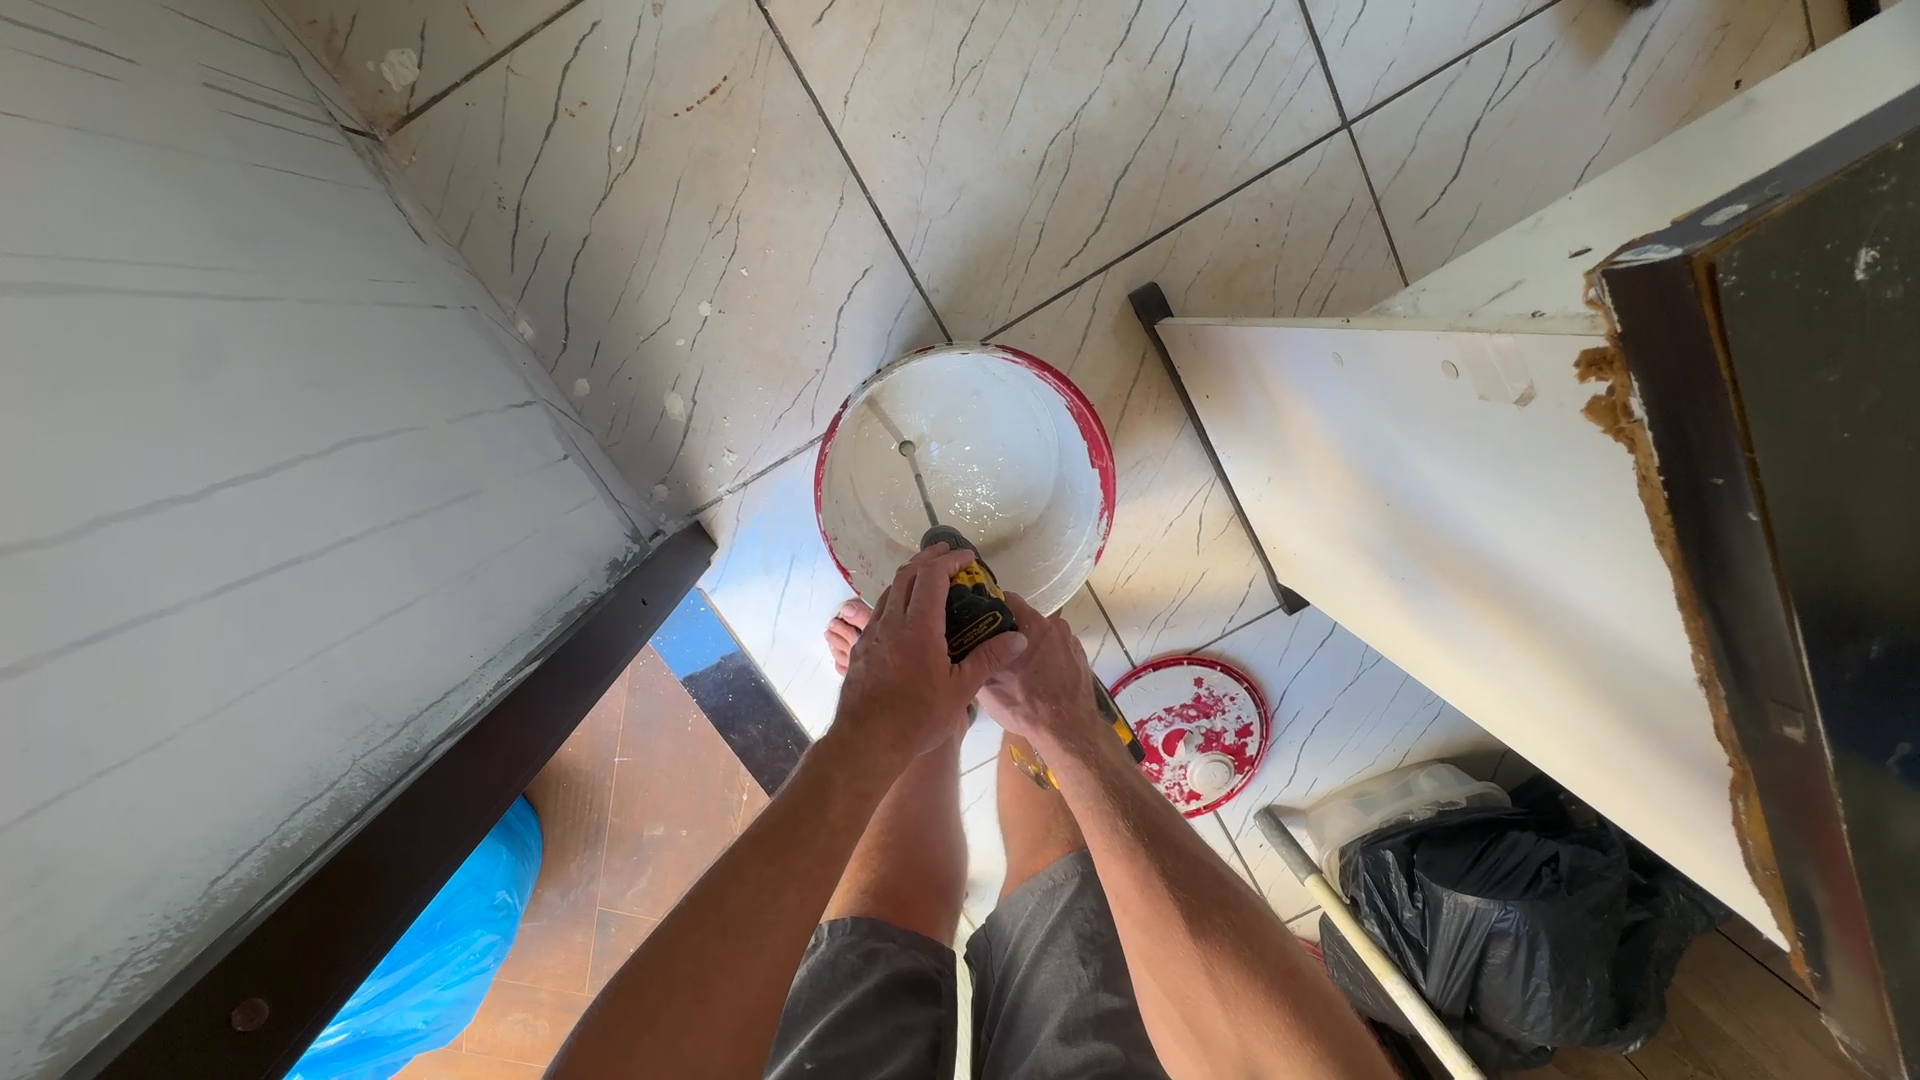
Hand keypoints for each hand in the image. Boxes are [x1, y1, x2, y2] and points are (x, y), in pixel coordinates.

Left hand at [831, 544, 1027, 767]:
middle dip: (927, 558)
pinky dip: (896, 600)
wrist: (866, 743)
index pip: (932, 577)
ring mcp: (871, 635)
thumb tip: (1018, 638)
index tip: (968, 557)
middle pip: (906, 575)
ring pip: (889, 592)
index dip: (950, 560)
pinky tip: (904, 615)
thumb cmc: (918, 718)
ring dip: (909, 577)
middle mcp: (891, 623)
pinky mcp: (860, 649)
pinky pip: (878, 612)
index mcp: (918, 628)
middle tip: (947, 553)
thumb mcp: (961, 691)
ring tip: (927, 578)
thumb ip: (988, 659)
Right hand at [977, 592, 1112, 759]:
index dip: (992, 606)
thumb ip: (980, 659)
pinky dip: (1048, 657)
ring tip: (1022, 669)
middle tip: (997, 650)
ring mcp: (1070, 640)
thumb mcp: (988, 687)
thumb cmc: (1025, 706)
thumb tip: (968, 648)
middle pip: (1025, 619)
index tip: (982, 619)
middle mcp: (1053, 626)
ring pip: (1042, 635)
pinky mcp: (1081, 656)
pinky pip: (1058, 649)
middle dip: (1011, 631)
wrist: (1067, 730)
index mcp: (1030, 625)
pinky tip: (1041, 678)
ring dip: (1031, 645)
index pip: (1007, 599)